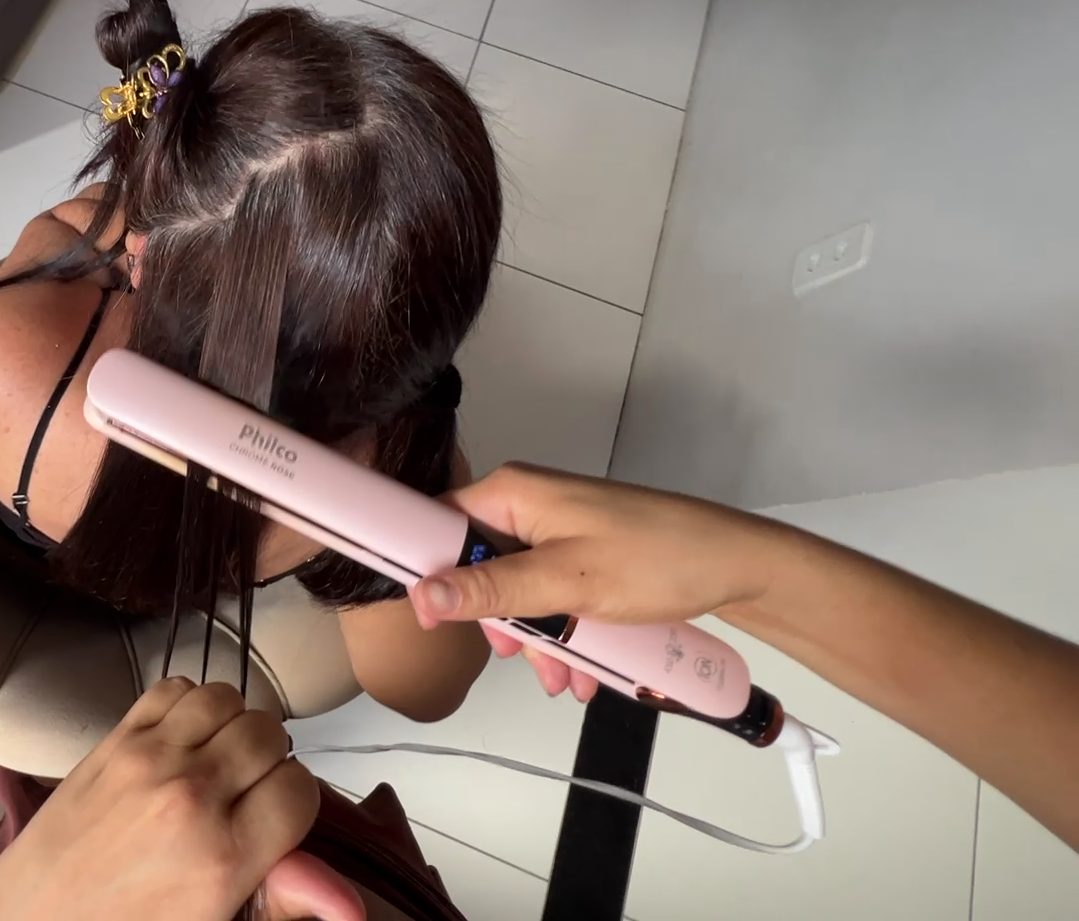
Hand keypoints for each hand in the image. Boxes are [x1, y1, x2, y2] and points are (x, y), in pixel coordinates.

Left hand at [0, 678, 334, 920]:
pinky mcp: (115, 735)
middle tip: (246, 786)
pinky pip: (172, 686)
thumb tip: (352, 903)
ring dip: (231, 721)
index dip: (296, 799)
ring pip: (224, 697)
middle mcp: (189, 794)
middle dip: (268, 755)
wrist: (36, 920)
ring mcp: (148, 756)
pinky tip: (181, 737)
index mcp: (222, 857)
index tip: (276, 815)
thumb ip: (280, 903)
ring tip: (217, 756)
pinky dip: (187, 702)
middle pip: (266, 731)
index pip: (299, 787)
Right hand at [409, 464, 805, 701]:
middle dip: (497, 616)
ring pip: (513, 582)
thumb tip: (422, 597)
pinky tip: (581, 665)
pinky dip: (558, 626)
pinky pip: (545, 587)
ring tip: (563, 677)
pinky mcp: (577, 547)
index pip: (438, 522)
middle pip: (476, 561)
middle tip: (519, 655)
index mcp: (510, 493)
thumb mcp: (566, 583)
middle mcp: (523, 503)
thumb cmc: (658, 561)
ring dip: (533, 634)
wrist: (748, 566)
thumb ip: (491, 589)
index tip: (434, 617)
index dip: (427, 568)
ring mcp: (553, 526)